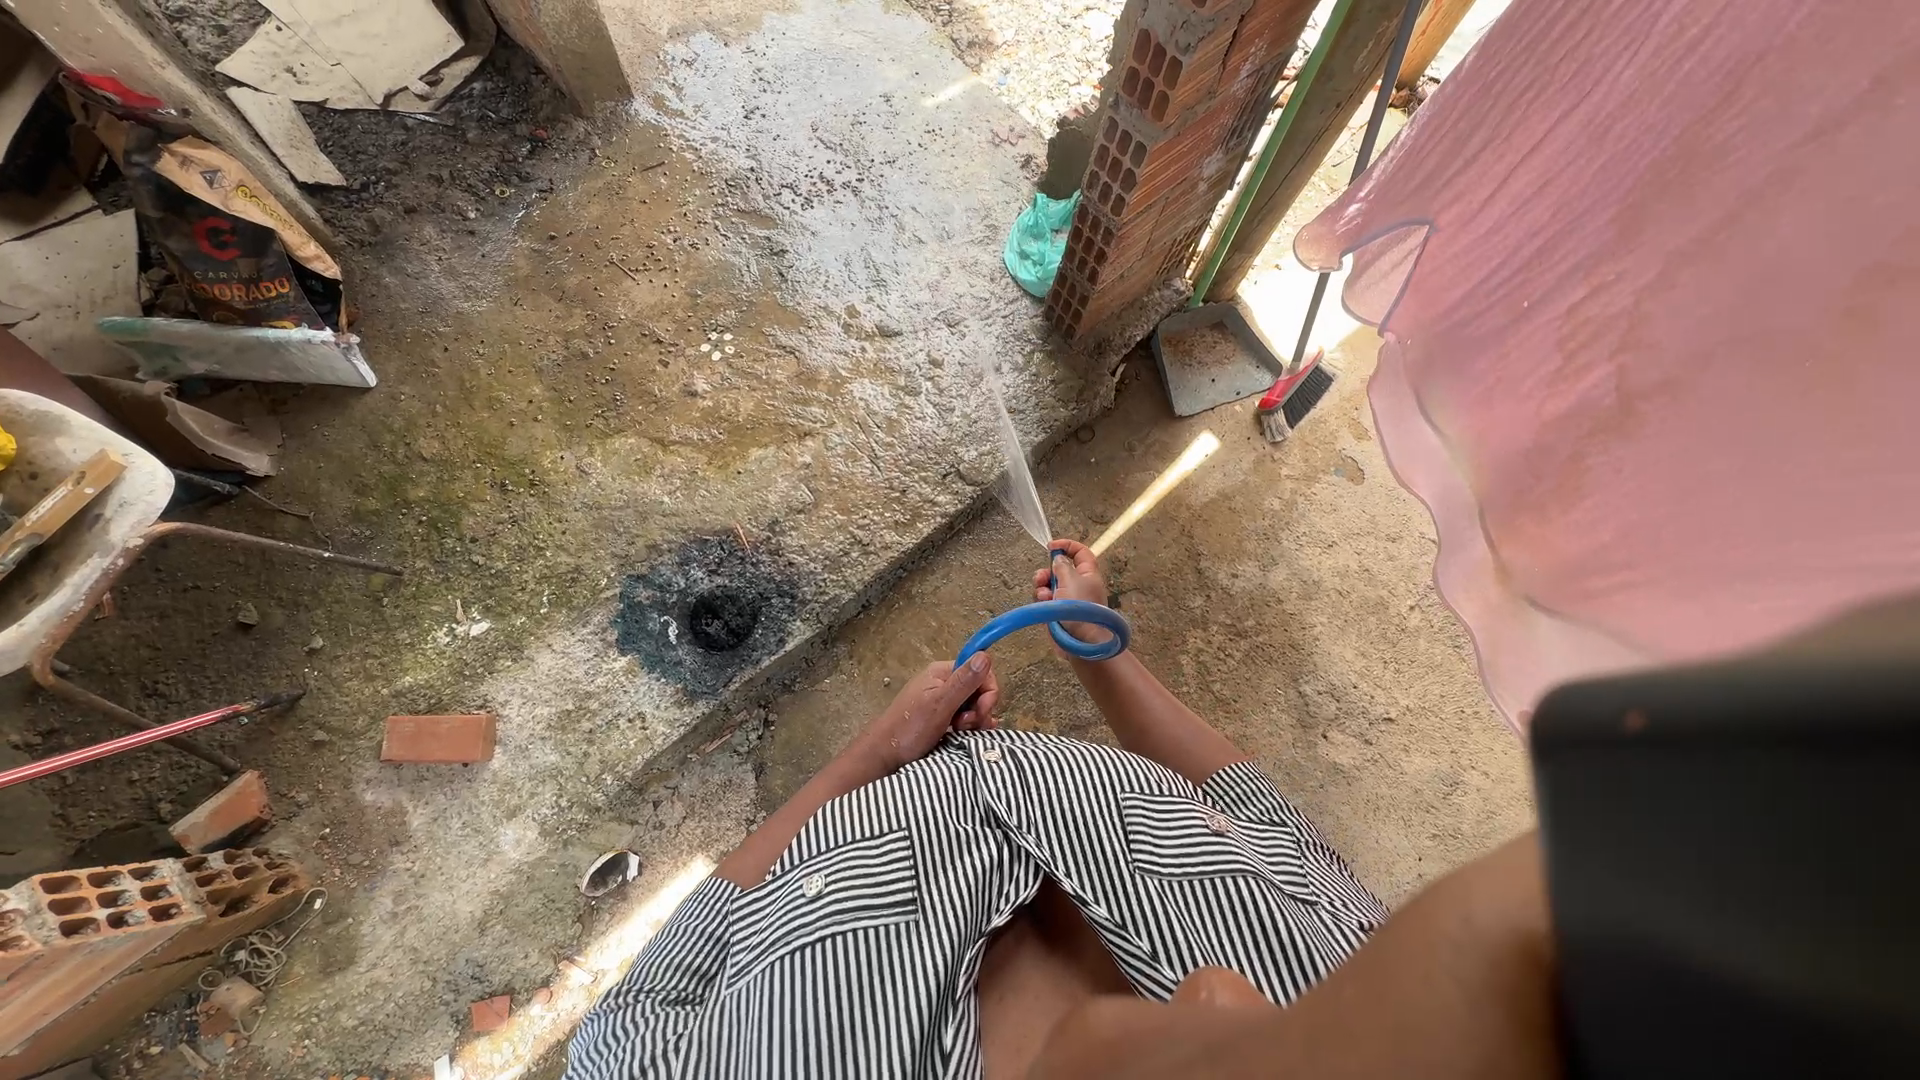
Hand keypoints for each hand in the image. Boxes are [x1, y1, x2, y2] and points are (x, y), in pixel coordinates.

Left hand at [849, 653, 999, 771]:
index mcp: (942, 672)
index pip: (980, 670)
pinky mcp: (942, 718)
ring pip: (974, 706)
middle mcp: (944, 682)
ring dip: (974, 721)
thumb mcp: (939, 704)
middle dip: (980, 709)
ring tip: (960, 733)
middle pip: (979, 689)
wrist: (884, 756)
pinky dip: (970, 727)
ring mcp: (942, 701)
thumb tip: (986, 655)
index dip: (986, 691)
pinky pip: (965, 718)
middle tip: (964, 725)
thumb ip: (963, 681)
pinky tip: (968, 736)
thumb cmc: (908, 729)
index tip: (980, 711)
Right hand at [1030, 538, 1113, 647]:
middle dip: (1047, 571)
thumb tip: (1059, 559)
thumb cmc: (1079, 608)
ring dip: (1042, 587)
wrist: (1079, 641)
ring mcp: (1068, 599)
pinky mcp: (1057, 611)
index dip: (1067, 546)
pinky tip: (1043, 604)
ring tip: (1044, 595)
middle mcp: (1079, 585)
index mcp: (1088, 574)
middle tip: (1041, 578)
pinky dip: (1042, 599)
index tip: (1051, 547)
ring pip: (1049, 585)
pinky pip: (1045, 599)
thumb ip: (1062, 566)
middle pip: (1059, 569)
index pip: (1081, 553)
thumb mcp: (1071, 580)